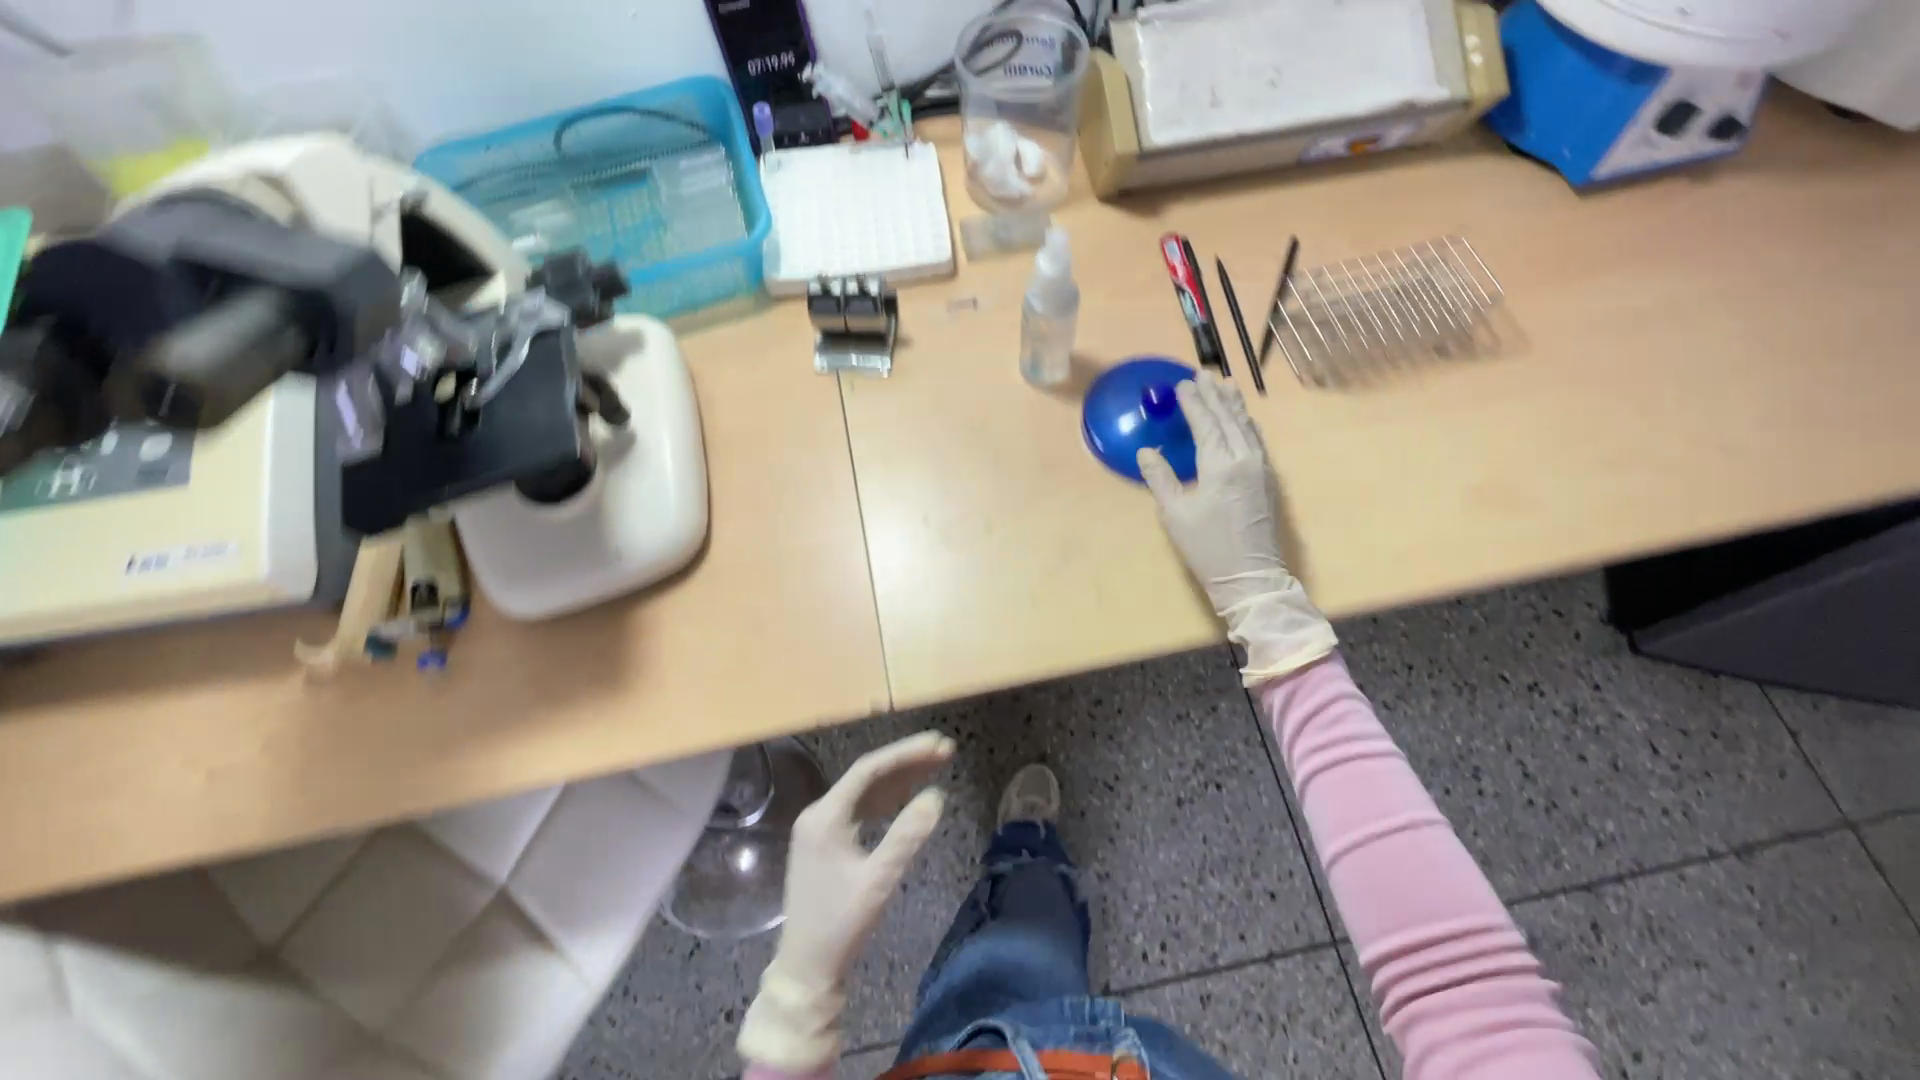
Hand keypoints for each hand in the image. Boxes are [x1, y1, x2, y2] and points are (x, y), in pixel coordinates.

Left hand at [738, 731, 954, 1070]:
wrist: (806, 966)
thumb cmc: (841, 924)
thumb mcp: (878, 881)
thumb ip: (907, 836)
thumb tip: (937, 795)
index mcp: (824, 816)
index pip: (869, 770)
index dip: (906, 753)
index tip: (940, 745)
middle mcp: (818, 813)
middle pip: (867, 776)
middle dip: (907, 762)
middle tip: (946, 751)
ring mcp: (819, 827)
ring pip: (864, 791)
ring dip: (899, 779)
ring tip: (936, 766)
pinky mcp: (825, 842)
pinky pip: (859, 809)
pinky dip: (886, 799)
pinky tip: (908, 796)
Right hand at [1137, 370, 1336, 685]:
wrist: (1250, 576)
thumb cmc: (1207, 549)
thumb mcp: (1175, 515)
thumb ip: (1161, 478)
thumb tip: (1146, 452)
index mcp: (1221, 465)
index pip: (1206, 423)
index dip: (1193, 402)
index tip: (1181, 385)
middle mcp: (1245, 459)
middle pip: (1230, 417)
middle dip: (1214, 394)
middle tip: (1203, 374)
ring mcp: (1261, 468)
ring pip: (1247, 426)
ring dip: (1234, 404)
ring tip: (1224, 385)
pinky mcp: (1267, 479)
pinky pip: (1256, 439)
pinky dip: (1245, 422)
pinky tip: (1240, 419)